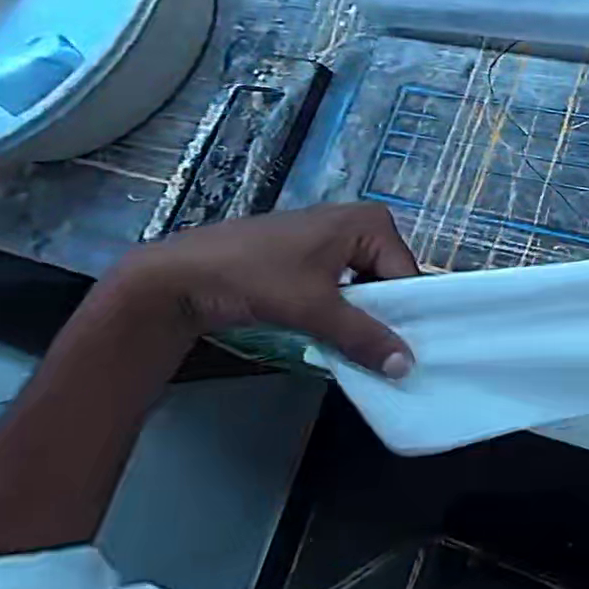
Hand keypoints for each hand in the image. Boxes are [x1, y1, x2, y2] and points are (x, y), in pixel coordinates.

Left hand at [110, 203, 420, 378]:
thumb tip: (406, 366)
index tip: (404, 351)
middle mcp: (360, 222)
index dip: (406, 314)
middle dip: (383, 315)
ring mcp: (336, 236)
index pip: (406, 273)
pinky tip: (333, 331)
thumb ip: (363, 337)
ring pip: (367, 285)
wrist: (182, 274)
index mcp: (371, 221)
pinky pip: (346, 284)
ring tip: (355, 345)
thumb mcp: (314, 308)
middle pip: (389, 278)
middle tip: (379, 353)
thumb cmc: (255, 277)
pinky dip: (343, 309)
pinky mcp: (314, 254)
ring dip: (362, 316)